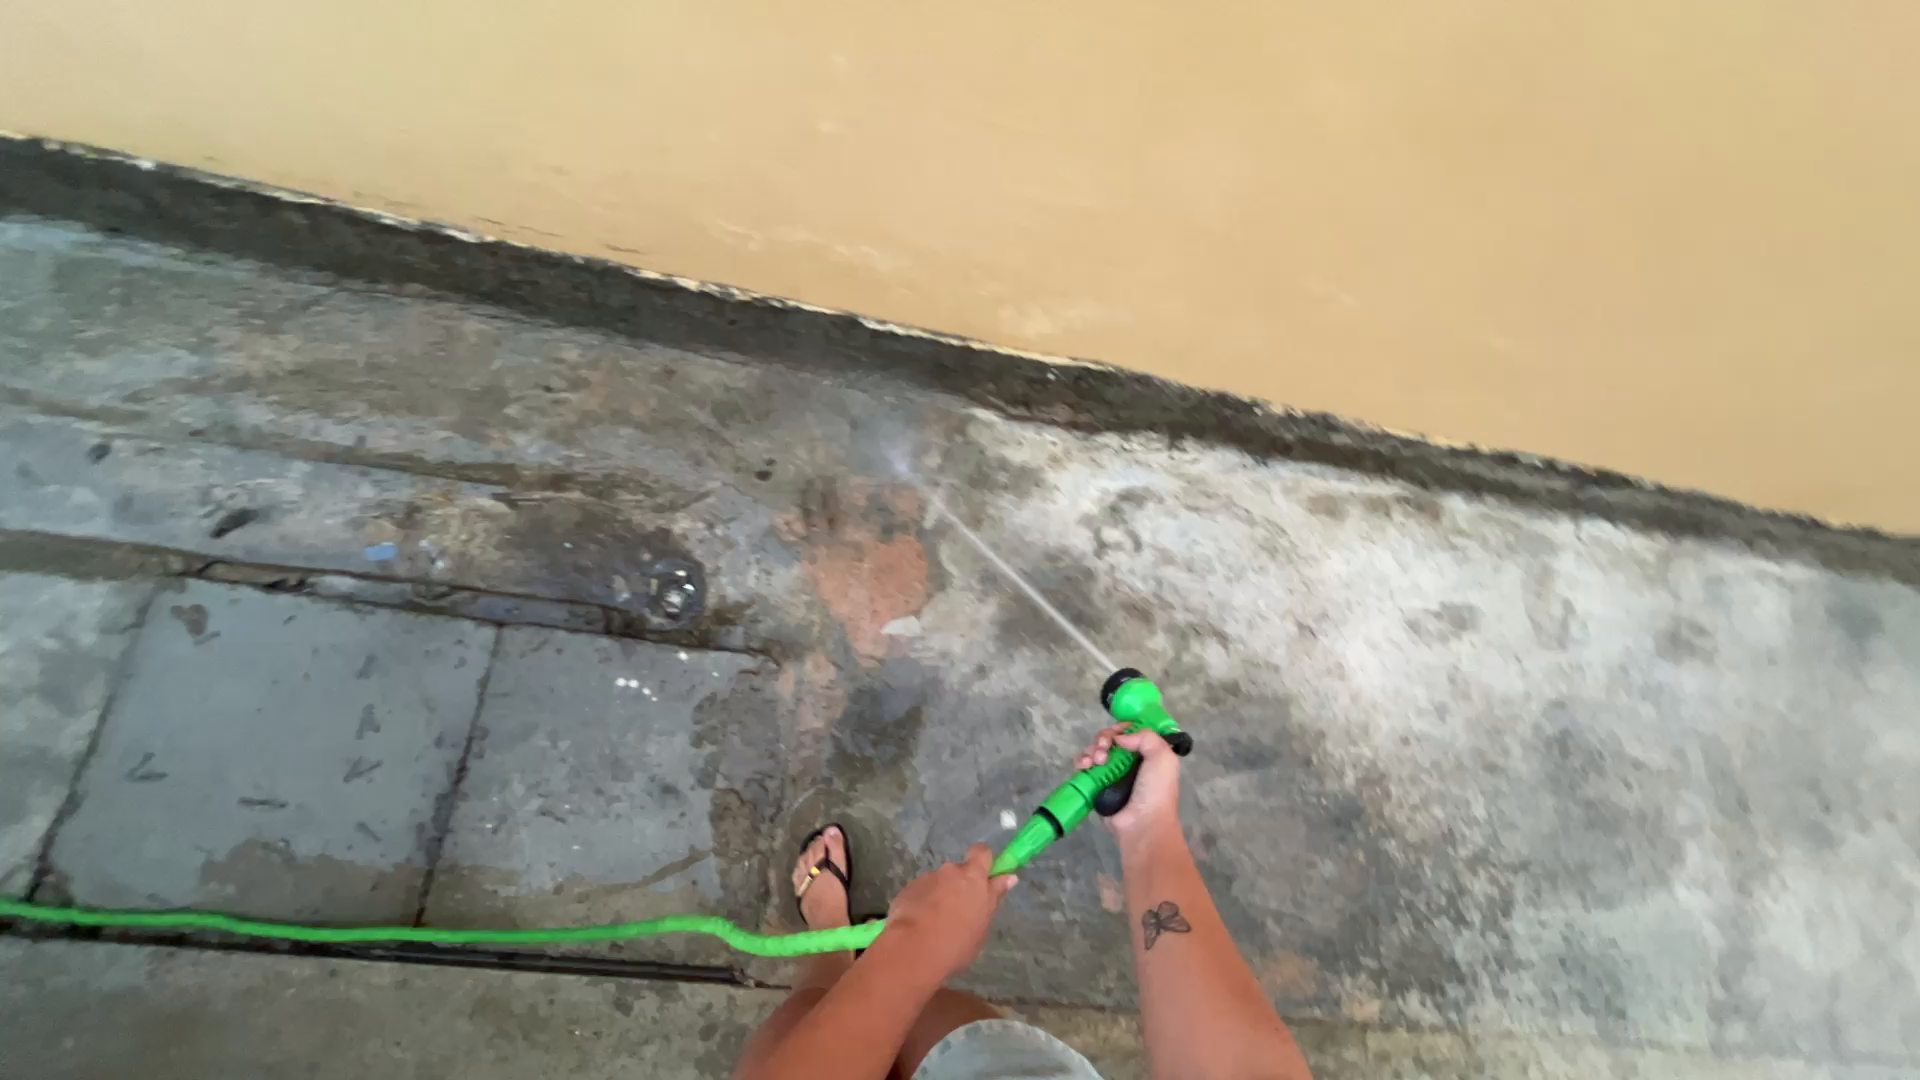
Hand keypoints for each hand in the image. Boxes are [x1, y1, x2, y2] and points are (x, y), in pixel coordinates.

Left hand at [879, 844, 1016, 982]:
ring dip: (940, 896)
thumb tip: (1010, 877)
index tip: (984, 878)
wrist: (913, 950)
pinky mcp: (908, 888)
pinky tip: (919, 926)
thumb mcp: (982, 924)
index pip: (982, 852)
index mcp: (973, 877)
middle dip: (959, 886)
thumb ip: (993, 897)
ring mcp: (927, 878)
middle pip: (958, 872)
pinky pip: (921, 893)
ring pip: (939, 884)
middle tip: (958, 912)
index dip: (983, 862)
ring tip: (935, 925)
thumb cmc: (956, 943)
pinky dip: (922, 904)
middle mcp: (950, 871)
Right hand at [1075, 725, 1181, 844]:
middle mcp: (1129, 761)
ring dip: (1092, 750)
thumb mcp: (1163, 758)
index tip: (1117, 732)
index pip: (1130, 731)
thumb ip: (1146, 736)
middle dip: (1104, 738)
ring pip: (1095, 750)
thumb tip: (1120, 738)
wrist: (1142, 823)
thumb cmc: (1156, 790)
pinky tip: (1084, 766)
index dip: (1122, 727)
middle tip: (1104, 748)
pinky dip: (1081, 761)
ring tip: (1095, 761)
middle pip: (1109, 738)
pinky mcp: (1097, 785)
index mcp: (1147, 753)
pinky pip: (1084, 766)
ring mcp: (1112, 773)